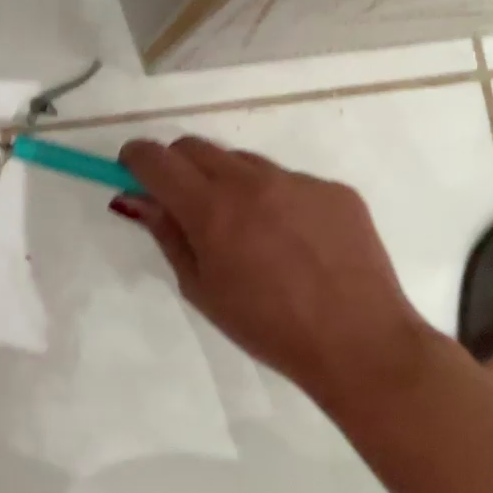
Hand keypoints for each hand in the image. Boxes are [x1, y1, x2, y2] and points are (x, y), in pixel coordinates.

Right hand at [112, 136, 435, 401]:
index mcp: (210, 209)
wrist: (361, 345)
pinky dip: (275, 198)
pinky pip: (288, 180)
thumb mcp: (201, 288)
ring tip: (247, 229)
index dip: (135, 158)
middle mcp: (251, 182)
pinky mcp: (334, 189)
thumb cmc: (268, 327)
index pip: (155, 159)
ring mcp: (297, 181)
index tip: (131, 171)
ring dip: (227, 181)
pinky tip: (291, 239)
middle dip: (177, 166)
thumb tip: (136, 199)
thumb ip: (166, 234)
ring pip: (242, 162)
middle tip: (183, 202)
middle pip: (194, 147)